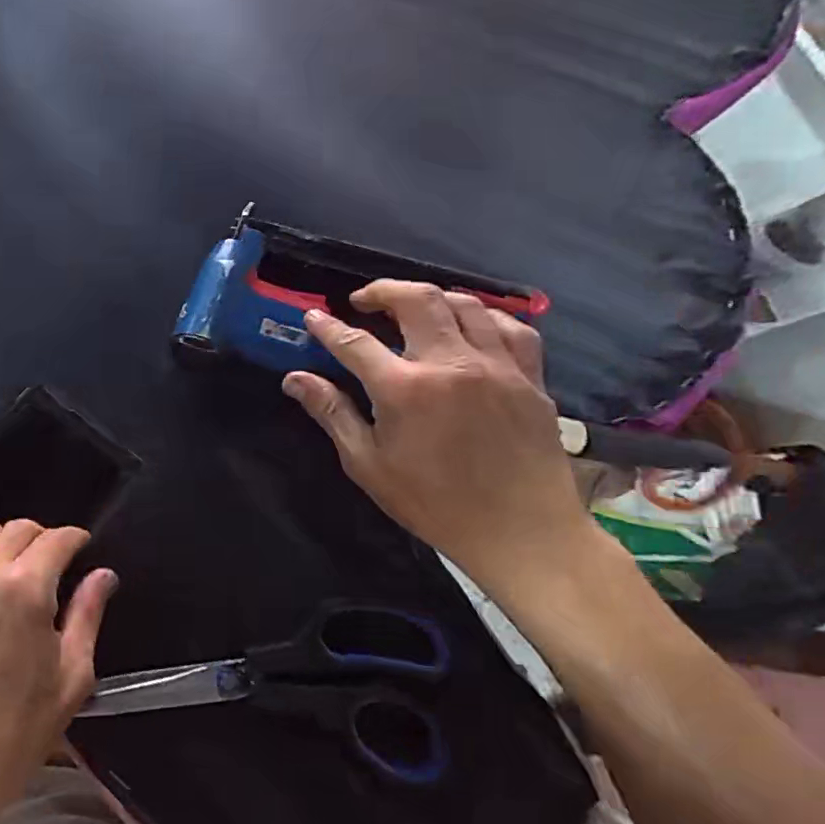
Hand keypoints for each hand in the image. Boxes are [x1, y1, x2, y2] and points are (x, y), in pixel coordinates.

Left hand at [0, 520, 118, 823]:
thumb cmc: (13, 730)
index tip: (84, 550)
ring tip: (16, 570)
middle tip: (55, 569)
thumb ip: (88, 616)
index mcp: (27, 589)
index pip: (58, 538)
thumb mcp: (70, 678)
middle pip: (22, 527)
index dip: (77, 540)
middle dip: (45, 540)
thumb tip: (104, 576)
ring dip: (7, 540)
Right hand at [281, 279, 589, 581]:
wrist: (520, 532)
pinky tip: (472, 326)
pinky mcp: (529, 376)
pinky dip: (485, 317)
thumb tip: (295, 379)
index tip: (314, 316)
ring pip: (463, 303)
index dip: (327, 326)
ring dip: (430, 298)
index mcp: (405, 388)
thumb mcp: (369, 466)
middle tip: (364, 301)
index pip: (354, 342)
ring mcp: (496, 365)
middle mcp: (451, 363)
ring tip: (413, 309)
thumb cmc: (435, 504)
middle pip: (415, 299)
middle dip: (382, 291)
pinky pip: (510, 327)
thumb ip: (332, 414)